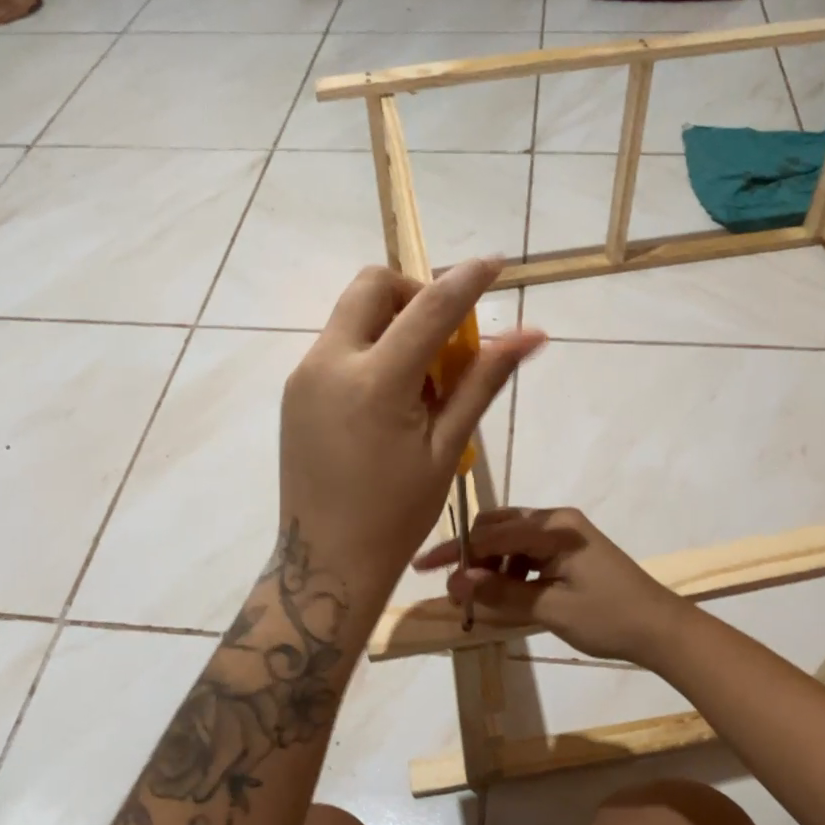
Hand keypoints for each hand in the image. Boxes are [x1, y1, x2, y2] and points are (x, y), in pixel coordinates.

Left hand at [280, 259, 546, 596]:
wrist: (325, 560)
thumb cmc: (396, 515)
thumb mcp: (447, 448)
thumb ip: (482, 382)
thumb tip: (530, 334)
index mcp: (374, 381)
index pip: (429, 307)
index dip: (467, 280)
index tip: (495, 264)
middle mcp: (329, 363)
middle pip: (373, 286)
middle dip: (414, 293)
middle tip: (444, 339)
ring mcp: (304, 376)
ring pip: (352, 315)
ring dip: (392, 324)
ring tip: (420, 382)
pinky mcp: (294, 392)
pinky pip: (337, 346)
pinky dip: (370, 349)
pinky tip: (388, 400)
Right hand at [412, 507, 692, 666]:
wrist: (661, 629)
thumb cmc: (608, 617)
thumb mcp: (550, 608)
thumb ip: (501, 593)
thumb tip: (455, 583)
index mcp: (554, 527)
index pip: (491, 533)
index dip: (455, 552)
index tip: (423, 568)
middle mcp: (557, 522)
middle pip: (498, 529)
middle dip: (470, 555)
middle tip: (448, 585)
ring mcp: (565, 535)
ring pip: (511, 542)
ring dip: (489, 566)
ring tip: (474, 598)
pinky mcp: (570, 553)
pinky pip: (528, 554)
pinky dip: (509, 572)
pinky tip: (501, 595)